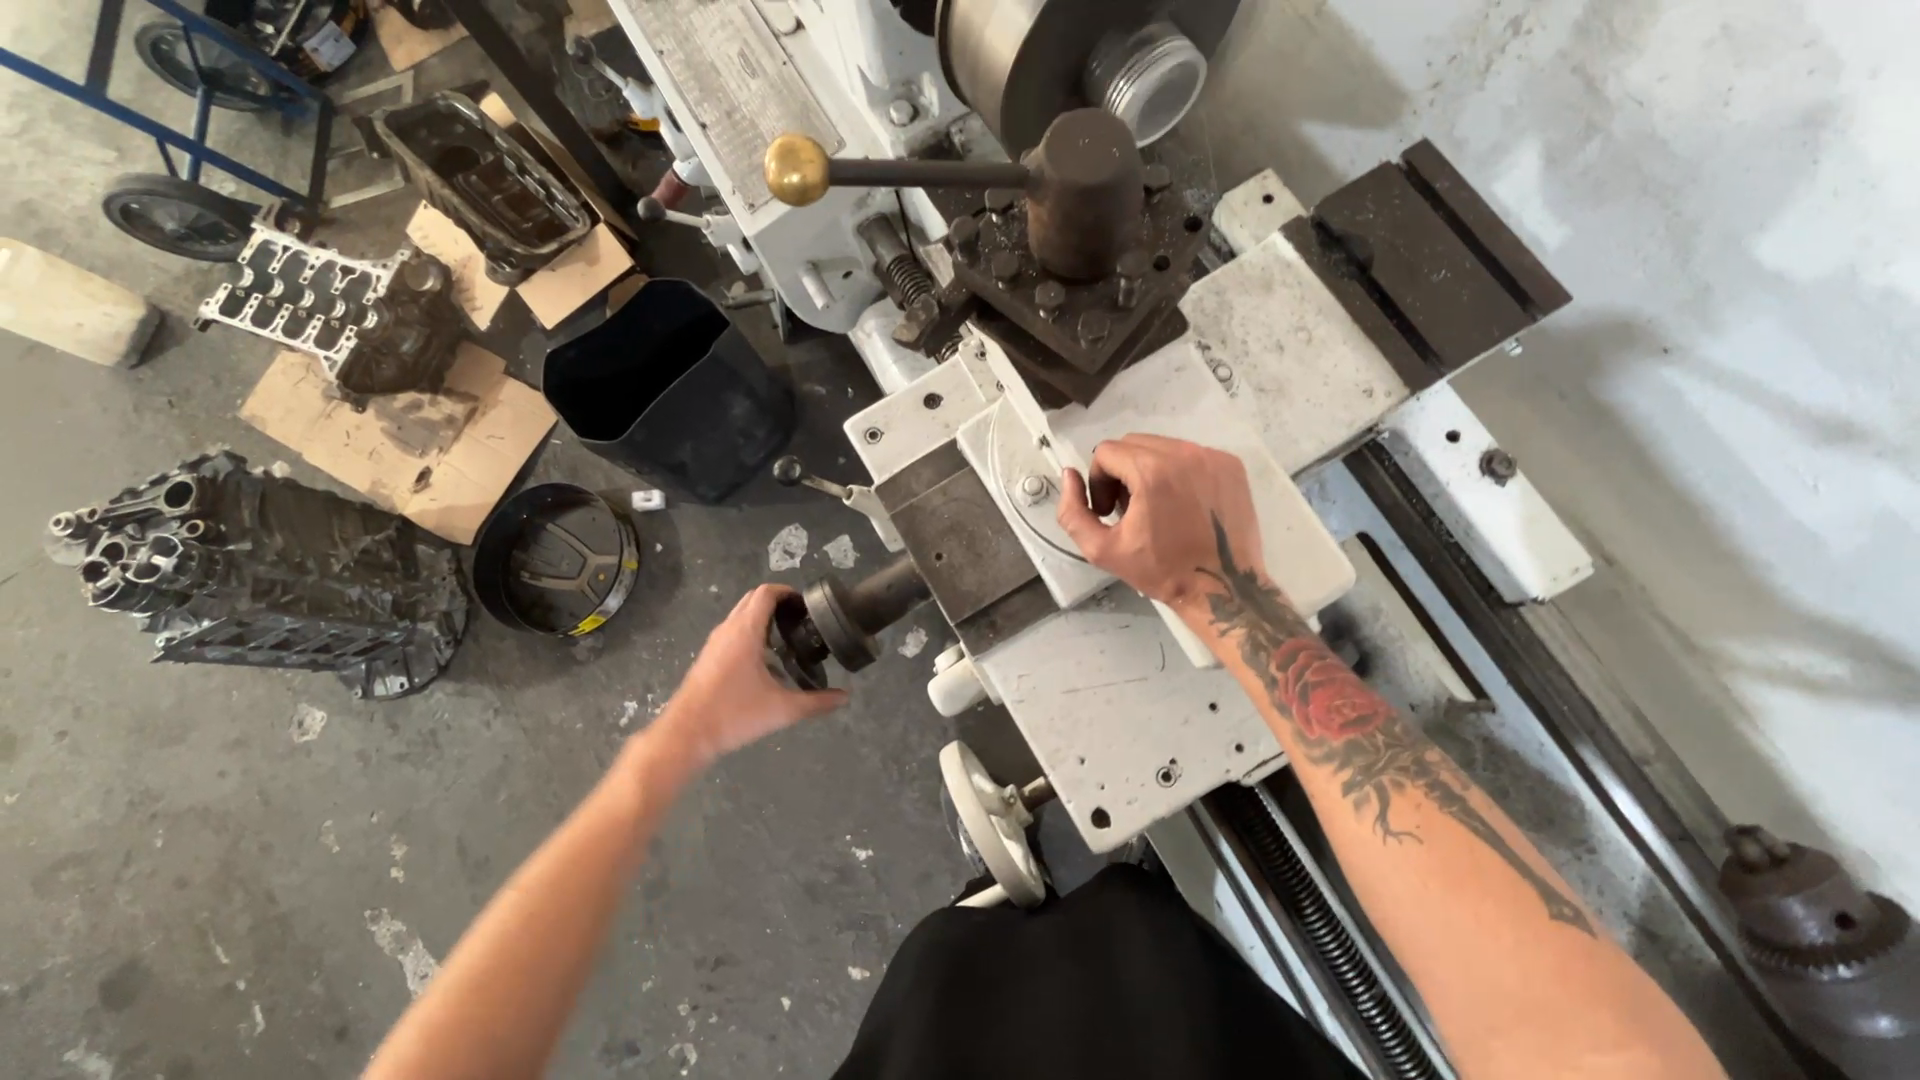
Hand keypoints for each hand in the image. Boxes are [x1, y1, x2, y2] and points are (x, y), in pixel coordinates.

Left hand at [656, 585, 848, 764]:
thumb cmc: (734, 714)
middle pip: (753, 599)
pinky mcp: (708, 657)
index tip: (807, 605)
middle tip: (801, 620)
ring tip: (788, 638)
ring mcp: (715, 642)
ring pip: (741, 616)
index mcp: (746, 631)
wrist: (686, 734)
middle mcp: (728, 629)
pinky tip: (766, 662)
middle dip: (777, 603)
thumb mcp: (782, 710)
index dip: (788, 592)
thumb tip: (845, 697)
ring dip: (763, 618)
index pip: (766, 593)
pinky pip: (733, 632)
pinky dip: (751, 633)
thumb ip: (817, 702)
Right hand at [1057, 434, 1265, 614]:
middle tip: (1127, 509)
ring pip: (1162, 446)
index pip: (1106, 452)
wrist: (1223, 588)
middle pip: (1133, 444)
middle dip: (1120, 472)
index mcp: (1152, 472)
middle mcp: (1185, 454)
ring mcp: (1212, 457)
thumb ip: (1073, 512)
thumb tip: (1069, 476)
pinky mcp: (1231, 466)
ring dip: (1148, 469)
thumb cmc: (1162, 572)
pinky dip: (1177, 472)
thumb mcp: (1102, 550)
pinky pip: (1190, 454)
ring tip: (1155, 507)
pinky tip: (1181, 504)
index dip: (1098, 481)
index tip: (1108, 511)